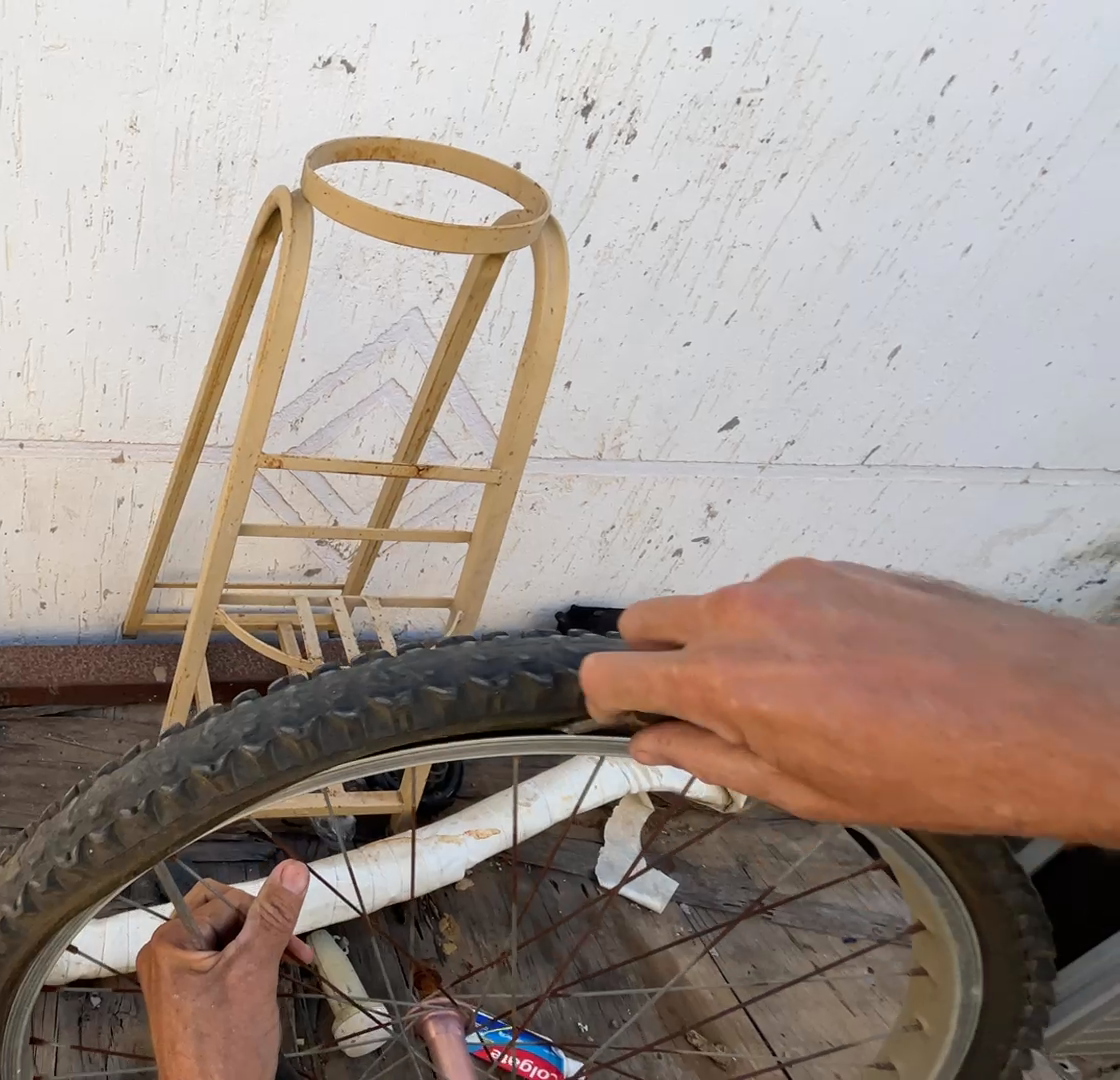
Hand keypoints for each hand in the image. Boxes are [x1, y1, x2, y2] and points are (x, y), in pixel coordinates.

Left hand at [136, 861, 313, 1079]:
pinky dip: (242, 971)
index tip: (288, 938)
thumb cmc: (223, 1053)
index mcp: (169, 940)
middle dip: (258, 931)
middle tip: (286, 952)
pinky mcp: (186, 1001)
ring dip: (254, 951)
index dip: (260, 916)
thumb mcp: (254, 973)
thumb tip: (290, 872)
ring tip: (277, 973)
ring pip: (221, 941)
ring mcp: (173, 980)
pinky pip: (216, 966)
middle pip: (219, 916)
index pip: (222, 900)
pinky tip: (261, 989)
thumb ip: (273, 918)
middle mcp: (164, 955)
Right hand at [579, 558, 1119, 843]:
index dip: (604, 698)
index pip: (607, 671)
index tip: (621, 710)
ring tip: (790, 682)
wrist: (1069, 719)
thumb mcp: (805, 790)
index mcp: (723, 682)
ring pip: (706, 607)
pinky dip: (776, 622)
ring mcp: (783, 583)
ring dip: (719, 641)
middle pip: (638, 622)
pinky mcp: (827, 566)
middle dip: (650, 659)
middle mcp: (739, 618)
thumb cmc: (946, 767)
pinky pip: (768, 591)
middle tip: (697, 698)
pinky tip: (835, 657)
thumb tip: (651, 744)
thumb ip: (706, 759)